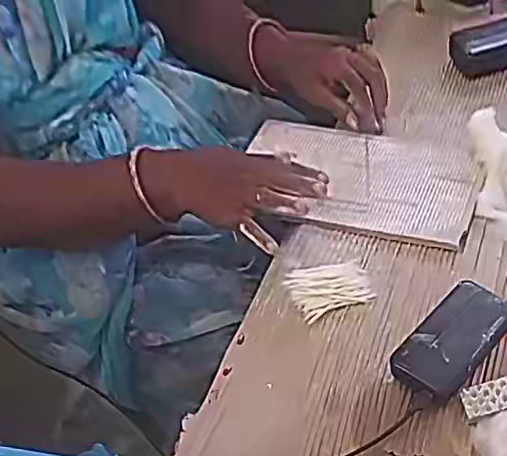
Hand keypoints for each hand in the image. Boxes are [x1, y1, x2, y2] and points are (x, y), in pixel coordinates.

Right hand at [141, 146, 327, 227]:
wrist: (182, 178)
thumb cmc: (211, 167)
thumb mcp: (238, 157)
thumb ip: (266, 160)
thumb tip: (288, 157)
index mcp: (252, 166)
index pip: (283, 169)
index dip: (304, 173)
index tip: (325, 178)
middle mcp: (250, 181)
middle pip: (280, 183)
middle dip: (302, 188)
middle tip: (323, 192)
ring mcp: (241, 199)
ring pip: (267, 202)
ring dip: (285, 206)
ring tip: (304, 211)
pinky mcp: (232, 217)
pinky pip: (249, 229)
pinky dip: (261, 238)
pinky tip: (273, 247)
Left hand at [254, 28, 389, 132]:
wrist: (285, 55)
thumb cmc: (297, 73)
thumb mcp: (316, 96)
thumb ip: (338, 109)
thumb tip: (356, 122)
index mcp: (339, 64)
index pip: (361, 91)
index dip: (368, 111)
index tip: (372, 126)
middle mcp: (347, 54)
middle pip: (373, 77)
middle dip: (379, 100)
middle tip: (380, 119)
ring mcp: (349, 49)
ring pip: (375, 66)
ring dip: (381, 87)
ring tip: (381, 107)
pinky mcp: (348, 49)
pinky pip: (369, 59)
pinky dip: (376, 74)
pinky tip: (376, 88)